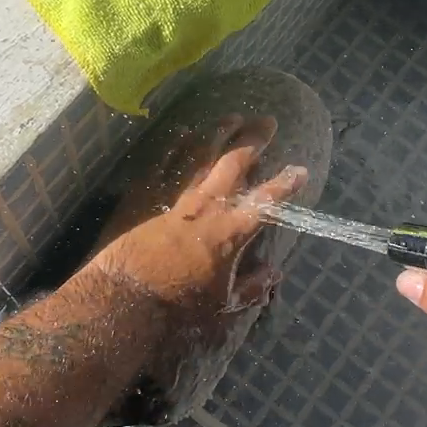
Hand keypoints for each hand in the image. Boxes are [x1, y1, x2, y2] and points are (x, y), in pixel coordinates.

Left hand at [84, 114, 306, 339]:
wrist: (126, 300)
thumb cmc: (178, 308)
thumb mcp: (223, 306)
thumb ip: (251, 288)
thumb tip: (275, 275)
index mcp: (231, 232)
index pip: (266, 202)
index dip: (286, 185)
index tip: (300, 170)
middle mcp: (206, 207)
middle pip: (235, 164)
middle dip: (254, 141)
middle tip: (268, 123)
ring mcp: (174, 198)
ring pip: (200, 155)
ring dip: (218, 134)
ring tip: (231, 117)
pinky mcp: (144, 197)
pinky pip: (162, 163)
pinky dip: (174, 146)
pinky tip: (183, 132)